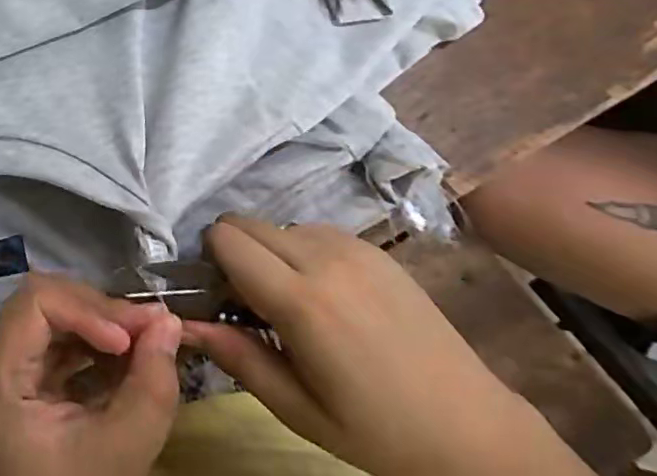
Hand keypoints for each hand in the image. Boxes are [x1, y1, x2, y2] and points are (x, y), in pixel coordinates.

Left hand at [0, 273, 183, 475]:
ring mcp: (5, 362)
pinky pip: (60, 337)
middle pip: (48, 298)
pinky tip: (127, 358)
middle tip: (150, 332)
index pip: (39, 299)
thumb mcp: (117, 452)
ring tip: (146, 343)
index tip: (128, 340)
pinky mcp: (23, 374)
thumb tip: (169, 319)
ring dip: (104, 323)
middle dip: (103, 312)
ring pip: (58, 312)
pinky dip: (96, 342)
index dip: (88, 308)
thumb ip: (149, 387)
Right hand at [181, 217, 591, 475]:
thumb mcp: (299, 410)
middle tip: (251, 301)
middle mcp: (323, 258)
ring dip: (271, 252)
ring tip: (295, 299)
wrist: (472, 429)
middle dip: (235, 252)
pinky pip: (315, 230)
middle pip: (246, 223)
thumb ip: (239, 358)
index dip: (212, 260)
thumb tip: (184, 323)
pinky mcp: (375, 246)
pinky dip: (304, 251)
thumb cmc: (378, 432)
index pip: (226, 239)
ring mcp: (353, 246)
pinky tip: (329, 294)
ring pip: (280, 225)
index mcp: (301, 301)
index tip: (219, 294)